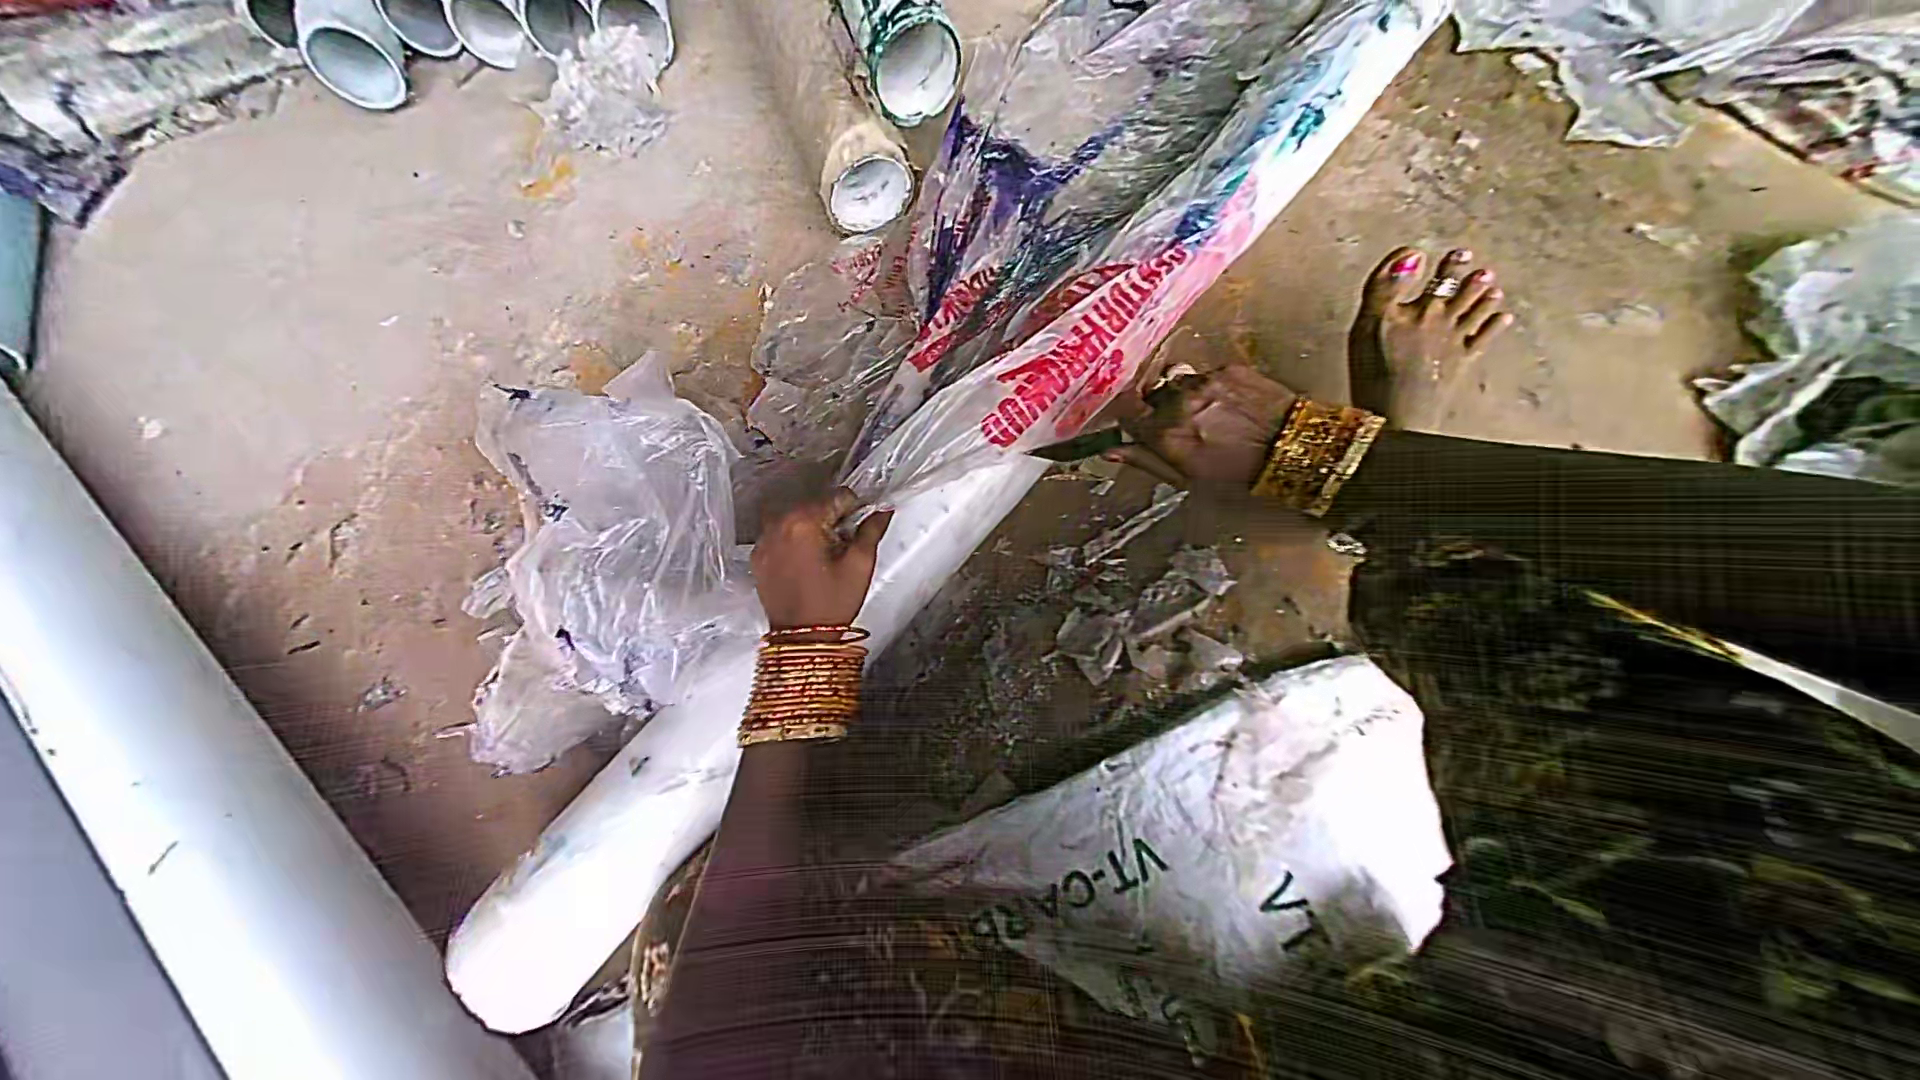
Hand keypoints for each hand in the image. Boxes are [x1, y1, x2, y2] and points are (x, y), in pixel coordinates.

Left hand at [750, 490, 892, 631]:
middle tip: (843, 544)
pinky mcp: (758, 555)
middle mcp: (778, 525)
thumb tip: (882, 511)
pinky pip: (780, 534)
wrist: (801, 637)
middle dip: (831, 519)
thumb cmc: (831, 604)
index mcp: (804, 523)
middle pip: (814, 504)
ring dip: (812, 527)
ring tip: (825, 554)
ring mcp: (764, 540)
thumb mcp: (860, 564)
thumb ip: (871, 530)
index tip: (859, 525)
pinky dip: (794, 540)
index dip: (854, 509)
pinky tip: (807, 562)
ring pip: (796, 517)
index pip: (837, 496)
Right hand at [1107, 365, 1298, 487]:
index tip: (1135, 423)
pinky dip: (1210, 388)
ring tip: (1208, 415)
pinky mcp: (1227, 369)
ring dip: (1184, 397)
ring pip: (1178, 384)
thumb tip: (1110, 450)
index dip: (1130, 418)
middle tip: (1180, 426)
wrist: (1293, 450)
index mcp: (1164, 435)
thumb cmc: (1237, 473)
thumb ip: (1144, 460)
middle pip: (1152, 397)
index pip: (1127, 413)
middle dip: (1159, 409)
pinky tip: (1227, 405)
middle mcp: (1178, 404)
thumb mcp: (1186, 478)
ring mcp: (1203, 382)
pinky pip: (1205, 375)